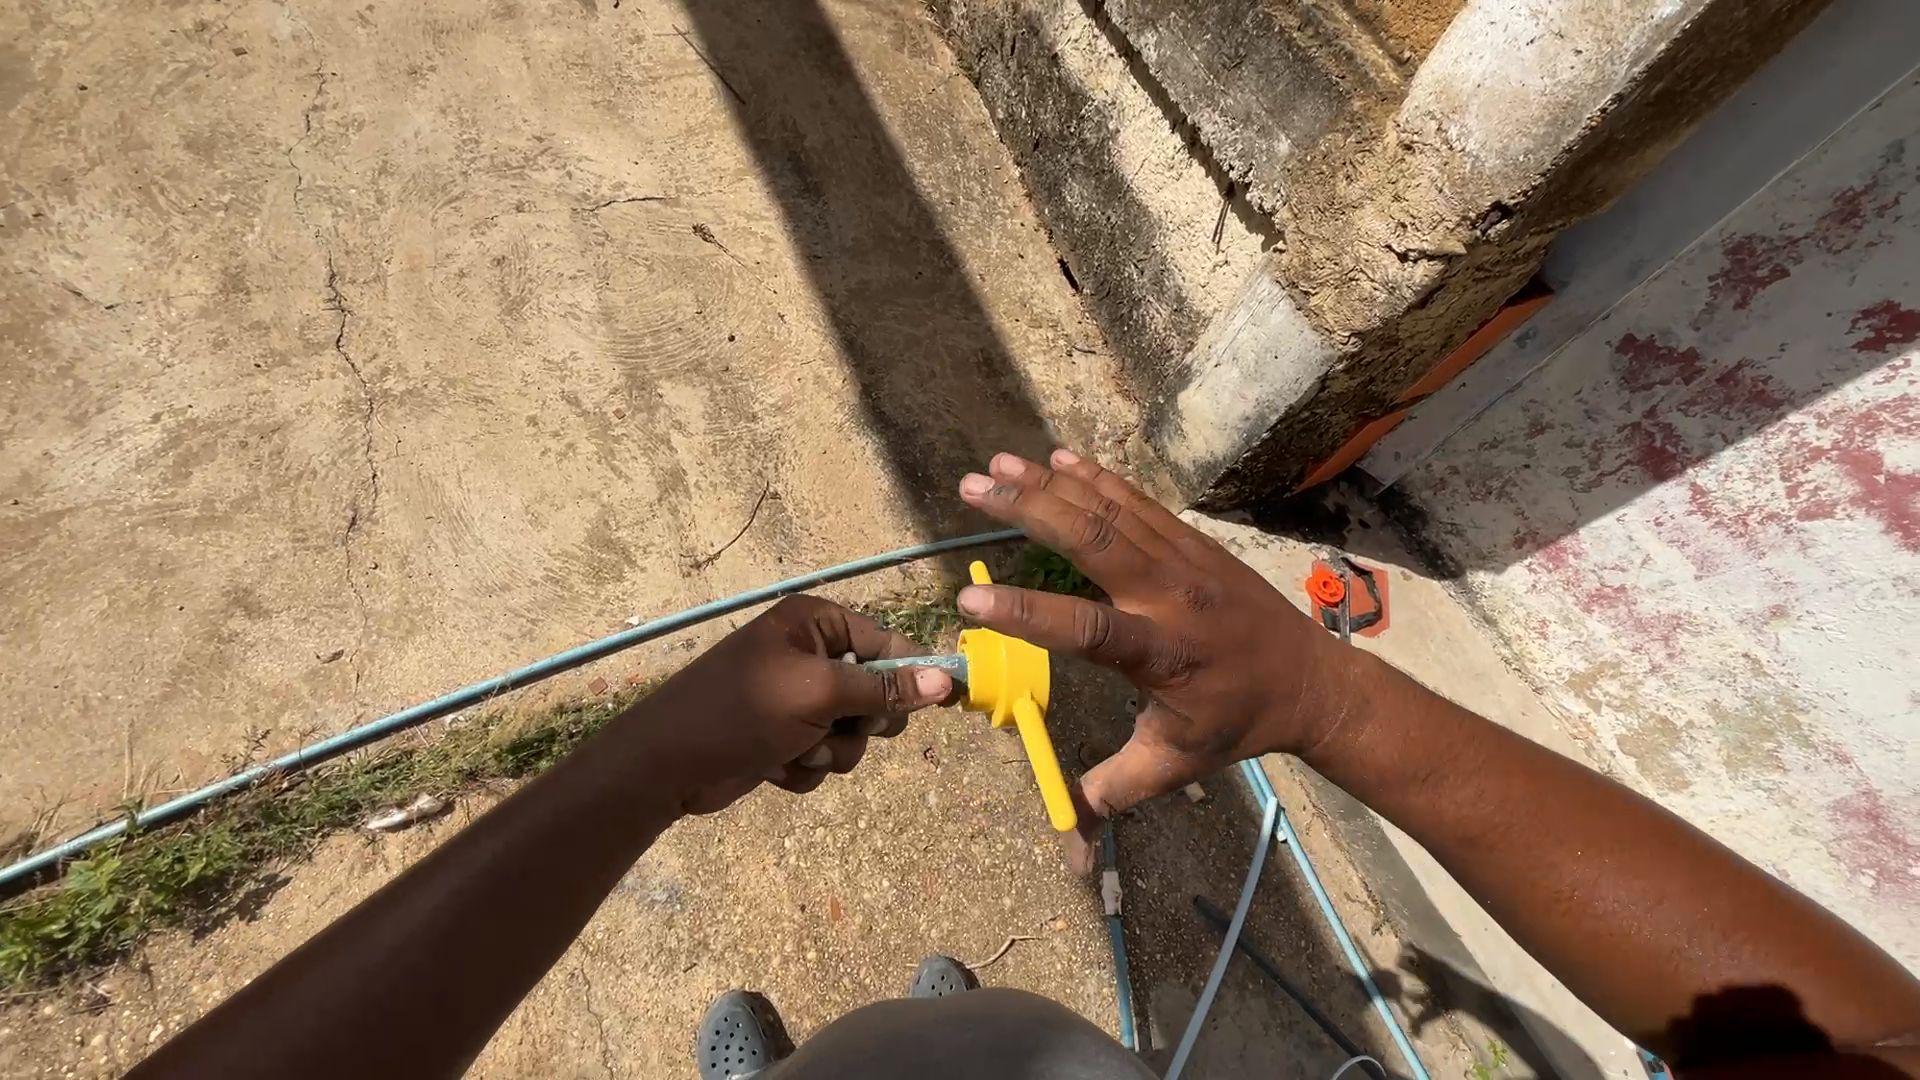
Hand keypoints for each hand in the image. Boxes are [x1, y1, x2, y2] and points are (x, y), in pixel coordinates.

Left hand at [616, 595, 951, 813]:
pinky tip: (775, 766)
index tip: (941, 702)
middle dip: (861, 721)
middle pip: (876, 690)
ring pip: (853, 733)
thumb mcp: (819, 693)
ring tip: (798, 751)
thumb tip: (946, 681)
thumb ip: (884, 687)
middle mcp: (809, 654)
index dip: (913, 673)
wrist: (665, 767)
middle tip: (844, 727)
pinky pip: (825, 755)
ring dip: (831, 750)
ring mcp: (797, 699)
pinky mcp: (786, 736)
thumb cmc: (743, 711)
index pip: (886, 642)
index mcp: (815, 624)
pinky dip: (806, 767)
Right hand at [955, 450, 1358, 868]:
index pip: (1088, 630)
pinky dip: (1096, 478)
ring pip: (1112, 511)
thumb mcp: (1177, 762)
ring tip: (999, 462)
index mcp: (1162, 654)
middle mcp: (1170, 596)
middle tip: (973, 487)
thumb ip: (1115, 790)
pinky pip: (1139, 502)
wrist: (1312, 678)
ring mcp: (1184, 559)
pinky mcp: (1192, 541)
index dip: (1029, 614)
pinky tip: (1059, 458)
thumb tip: (1068, 841)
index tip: (970, 600)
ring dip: (1051, 484)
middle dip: (1028, 510)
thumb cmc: (1237, 722)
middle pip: (1095, 542)